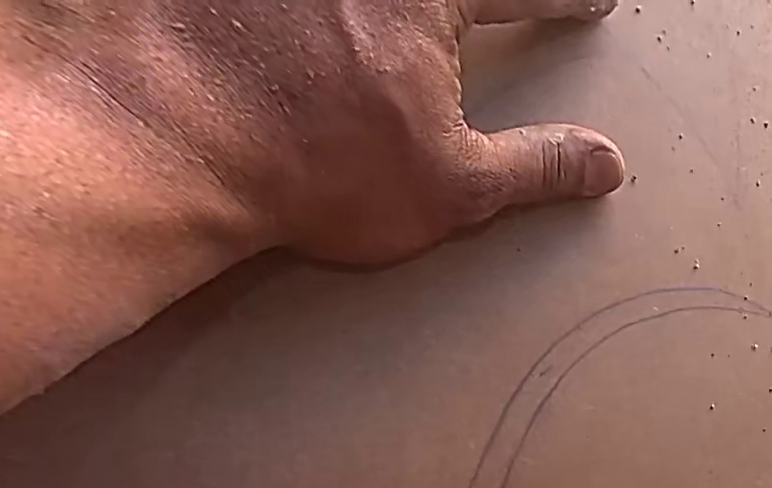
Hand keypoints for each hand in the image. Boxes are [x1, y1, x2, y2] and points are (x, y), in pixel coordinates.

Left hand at [25, 0, 627, 262]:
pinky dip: (313, 6)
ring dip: (407, 6)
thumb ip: (536, 167)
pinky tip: (307, 17)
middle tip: (500, 6)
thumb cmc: (317, 169)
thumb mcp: (452, 186)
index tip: (595, 4)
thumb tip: (608, 164)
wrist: (163, 137)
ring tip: (417, 21)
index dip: (565, 2)